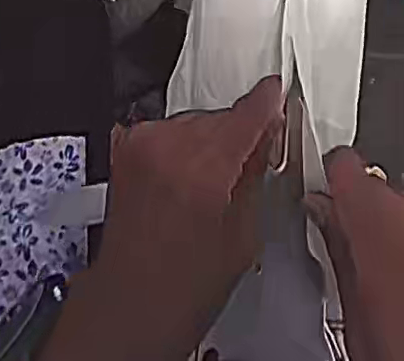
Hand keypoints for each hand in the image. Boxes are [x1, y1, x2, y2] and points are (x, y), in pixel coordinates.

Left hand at [40, 76, 283, 360]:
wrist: (126, 309)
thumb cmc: (178, 290)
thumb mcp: (242, 235)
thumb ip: (257, 172)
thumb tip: (268, 134)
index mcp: (205, 169)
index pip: (249, 110)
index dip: (269, 101)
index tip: (277, 93)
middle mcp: (170, 147)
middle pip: (224, 116)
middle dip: (238, 135)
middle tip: (241, 170)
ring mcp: (145, 143)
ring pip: (198, 120)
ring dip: (209, 140)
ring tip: (205, 186)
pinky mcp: (129, 146)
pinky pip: (171, 129)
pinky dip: (182, 145)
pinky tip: (182, 178)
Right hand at [306, 148, 403, 360]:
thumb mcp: (352, 313)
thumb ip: (336, 250)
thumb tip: (324, 217)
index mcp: (379, 222)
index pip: (346, 168)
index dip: (330, 177)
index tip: (323, 192)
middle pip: (378, 192)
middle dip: (364, 215)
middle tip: (354, 256)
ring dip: (397, 230)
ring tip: (390, 282)